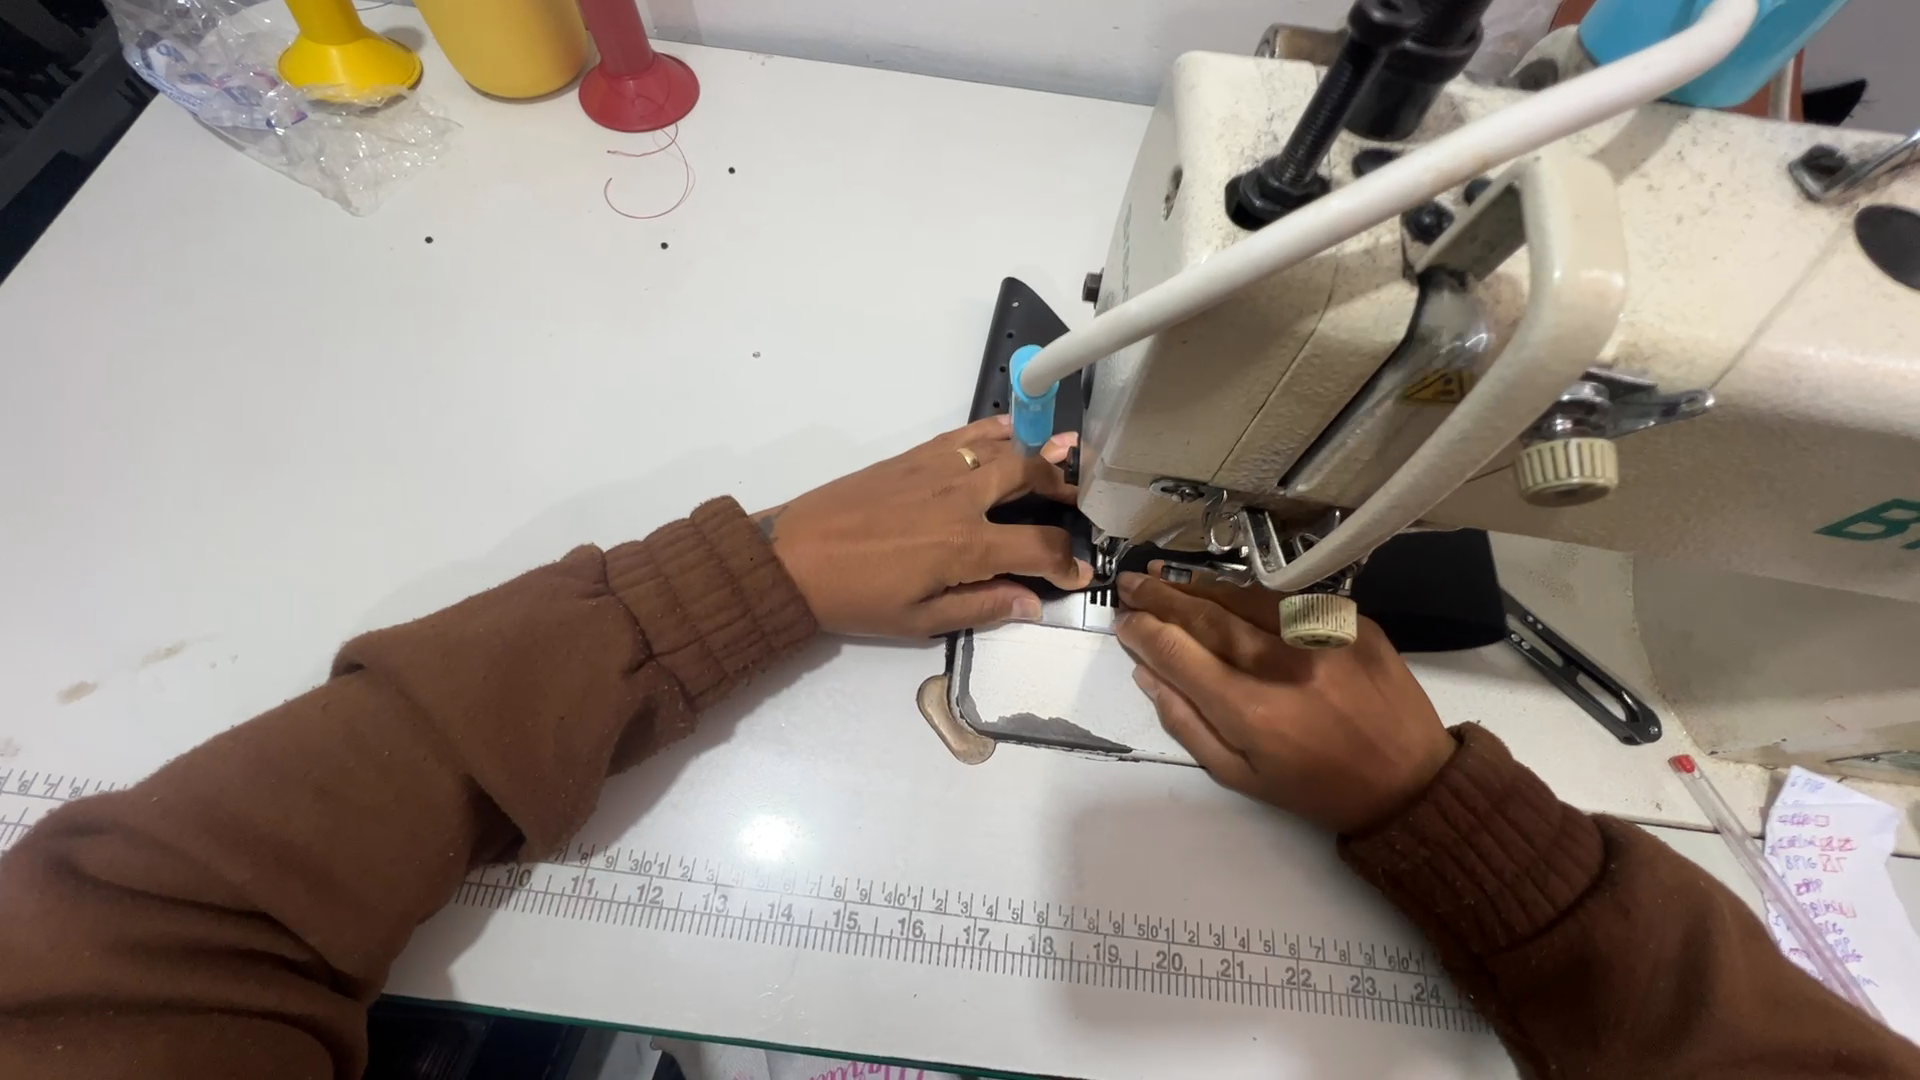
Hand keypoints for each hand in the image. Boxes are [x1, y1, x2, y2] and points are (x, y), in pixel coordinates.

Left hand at [756, 415, 1090, 637]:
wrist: (794, 556)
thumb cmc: (856, 598)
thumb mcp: (919, 620)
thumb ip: (981, 607)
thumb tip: (1031, 603)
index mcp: (966, 546)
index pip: (1040, 548)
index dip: (1069, 564)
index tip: (1081, 575)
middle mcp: (962, 498)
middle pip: (1031, 478)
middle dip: (1063, 489)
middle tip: (1077, 502)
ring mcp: (938, 469)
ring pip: (1005, 448)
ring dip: (1039, 454)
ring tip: (1062, 457)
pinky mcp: (915, 456)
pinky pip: (967, 433)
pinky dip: (996, 430)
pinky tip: (1012, 432)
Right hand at [1114, 571, 1454, 833]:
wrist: (1411, 783)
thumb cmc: (1315, 788)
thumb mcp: (1239, 776)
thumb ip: (1186, 724)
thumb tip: (1147, 673)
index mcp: (1251, 711)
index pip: (1178, 654)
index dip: (1143, 633)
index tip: (1124, 622)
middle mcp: (1282, 665)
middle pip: (1204, 617)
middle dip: (1159, 597)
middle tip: (1129, 584)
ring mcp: (1321, 637)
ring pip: (1240, 598)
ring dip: (1195, 586)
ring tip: (1163, 577)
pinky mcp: (1350, 622)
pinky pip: (1283, 599)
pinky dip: (1244, 594)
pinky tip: (1221, 590)